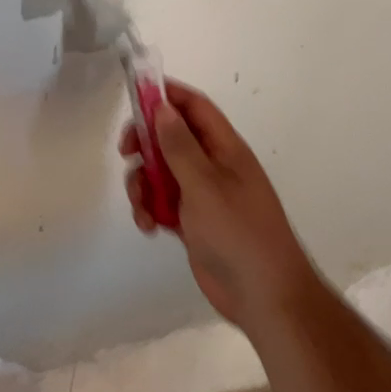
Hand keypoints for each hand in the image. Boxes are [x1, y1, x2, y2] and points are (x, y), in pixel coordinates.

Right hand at [120, 81, 318, 331]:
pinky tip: (149, 227)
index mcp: (225, 148)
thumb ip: (179, 145)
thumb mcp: (204, 184)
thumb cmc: (237, 232)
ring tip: (142, 209)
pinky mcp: (193, 221)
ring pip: (161, 172)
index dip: (165, 95)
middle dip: (145, 143)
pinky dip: (151, 209)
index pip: (194, 106)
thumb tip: (162, 106)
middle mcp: (213, 165)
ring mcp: (203, 194)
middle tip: (126, 153)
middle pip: (171, 137)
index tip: (134, 97)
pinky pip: (163, 202)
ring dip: (143, 184)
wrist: (264, 296)